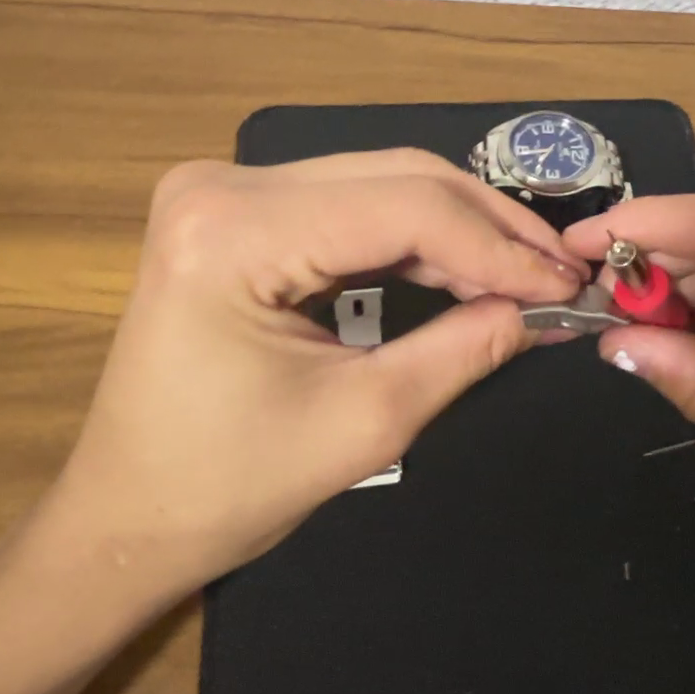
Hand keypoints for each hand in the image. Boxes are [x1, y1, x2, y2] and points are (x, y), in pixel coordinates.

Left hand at [56, 149, 583, 588]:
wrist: (127, 515)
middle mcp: (224, 185)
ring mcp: (225, 191)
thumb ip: (466, 349)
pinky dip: (414, 238)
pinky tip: (465, 268)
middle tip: (558, 274)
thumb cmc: (228, 486)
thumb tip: (548, 308)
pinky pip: (349, 207)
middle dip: (488, 228)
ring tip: (526, 275)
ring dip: (458, 230)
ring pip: (379, 185)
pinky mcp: (237, 211)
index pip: (404, 209)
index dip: (499, 247)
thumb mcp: (366, 421)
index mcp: (234, 231)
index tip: (566, 286)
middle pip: (395, 178)